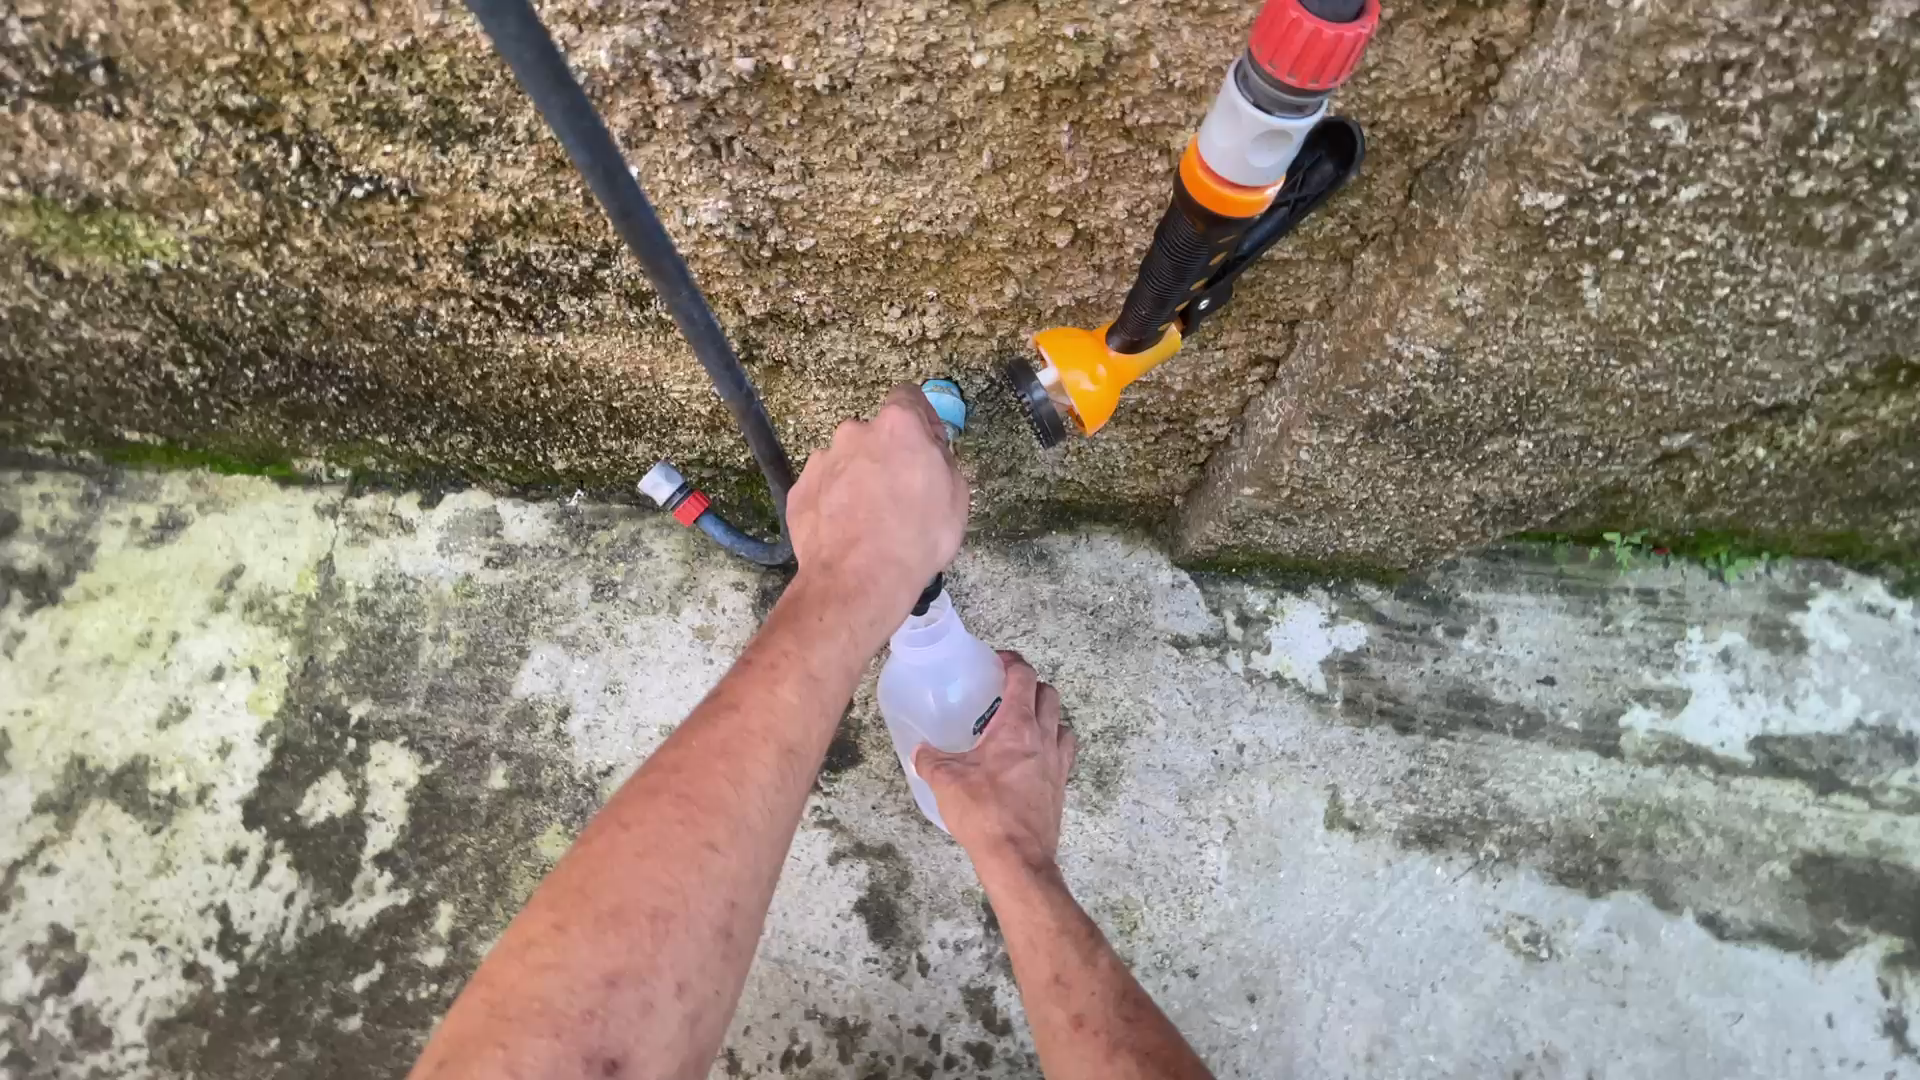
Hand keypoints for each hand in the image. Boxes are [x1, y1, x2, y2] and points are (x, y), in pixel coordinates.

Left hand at [787, 383, 968, 622]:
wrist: (859, 579)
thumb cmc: (916, 538)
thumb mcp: (957, 497)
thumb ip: (942, 461)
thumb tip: (931, 453)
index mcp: (898, 426)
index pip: (908, 397)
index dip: (921, 421)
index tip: (926, 446)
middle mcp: (855, 432)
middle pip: (875, 433)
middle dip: (886, 455)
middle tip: (899, 493)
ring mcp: (822, 460)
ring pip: (846, 461)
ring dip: (858, 479)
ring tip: (870, 520)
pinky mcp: (800, 489)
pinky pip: (823, 488)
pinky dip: (834, 502)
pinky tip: (848, 531)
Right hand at [916, 652, 1077, 875]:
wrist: (1017, 858)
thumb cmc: (984, 812)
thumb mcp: (946, 781)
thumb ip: (930, 760)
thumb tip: (920, 752)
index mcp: (1017, 726)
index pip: (1025, 677)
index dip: (1013, 662)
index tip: (998, 662)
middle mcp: (1043, 737)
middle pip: (1049, 694)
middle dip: (1031, 685)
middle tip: (1008, 692)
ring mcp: (1057, 763)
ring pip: (1062, 722)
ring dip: (1047, 715)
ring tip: (1024, 724)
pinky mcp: (1061, 786)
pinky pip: (1064, 752)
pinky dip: (1053, 744)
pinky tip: (1033, 758)